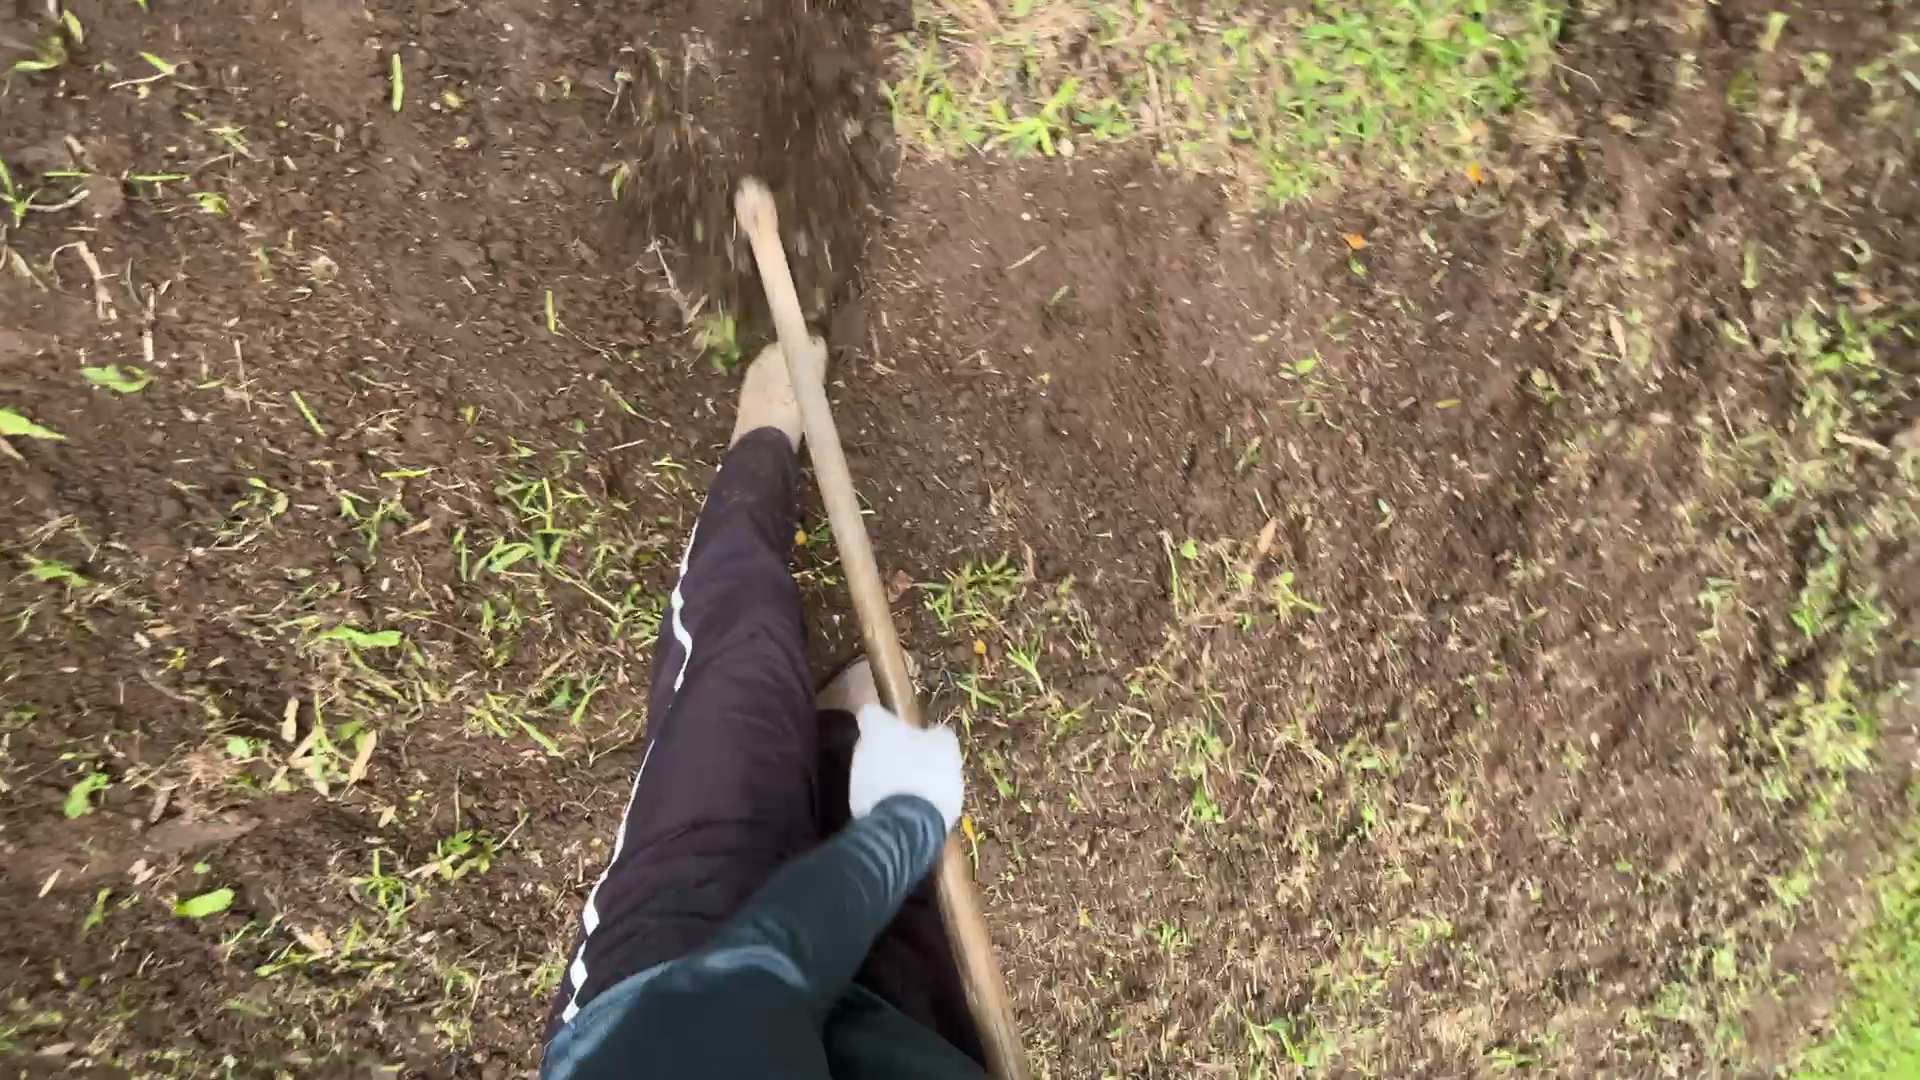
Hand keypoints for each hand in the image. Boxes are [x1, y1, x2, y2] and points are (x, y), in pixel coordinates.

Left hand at [848, 703, 962, 832]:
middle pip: (872, 745)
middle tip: (915, 761)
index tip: (898, 726)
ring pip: (872, 773)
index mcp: (878, 730)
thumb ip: (937, 736)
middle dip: (890, 751)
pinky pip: (874, 800)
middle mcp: (860, 751)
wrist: (907, 828)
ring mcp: (855, 783)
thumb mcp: (945, 748)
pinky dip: (887, 803)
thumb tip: (933, 734)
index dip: (884, 718)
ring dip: (889, 778)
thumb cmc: (927, 775)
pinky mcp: (858, 812)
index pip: (870, 713)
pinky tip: (908, 812)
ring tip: (915, 792)